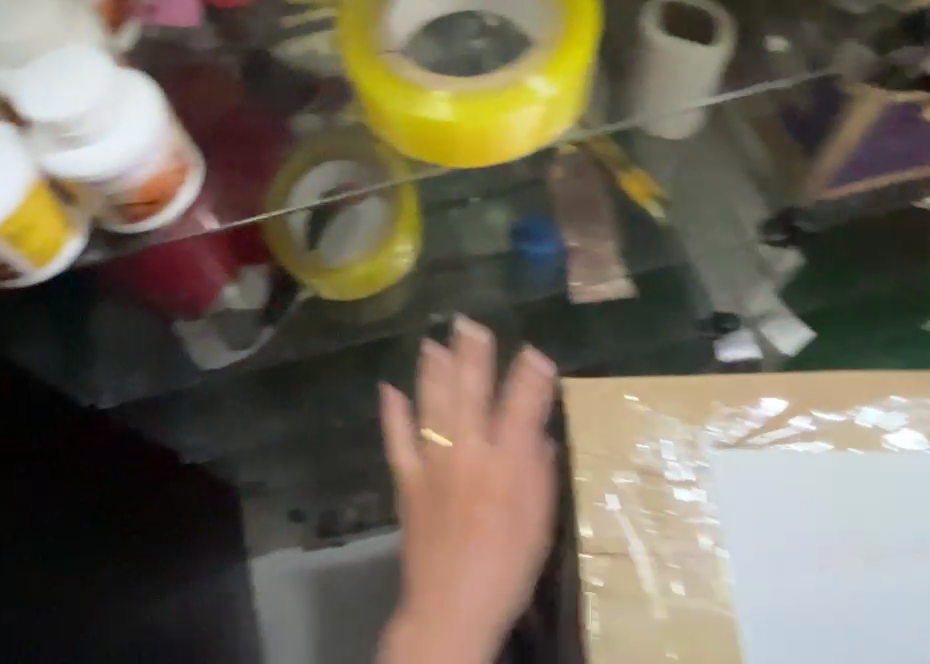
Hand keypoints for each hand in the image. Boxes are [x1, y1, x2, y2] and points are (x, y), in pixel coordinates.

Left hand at [377, 318, 559, 663]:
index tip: (535, 351)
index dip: (530, 377)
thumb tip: (540, 434)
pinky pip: (396, 439)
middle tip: (470, 322)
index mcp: (506, 465)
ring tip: (432, 341)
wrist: (451, 607)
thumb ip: (539, 474)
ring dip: (432, 371)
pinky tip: (388, 388)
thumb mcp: (539, 524)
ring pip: (432, 405)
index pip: (521, 408)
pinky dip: (392, 412)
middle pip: (471, 393)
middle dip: (472, 355)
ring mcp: (433, 463)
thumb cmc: (506, 568)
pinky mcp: (407, 479)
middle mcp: (469, 453)